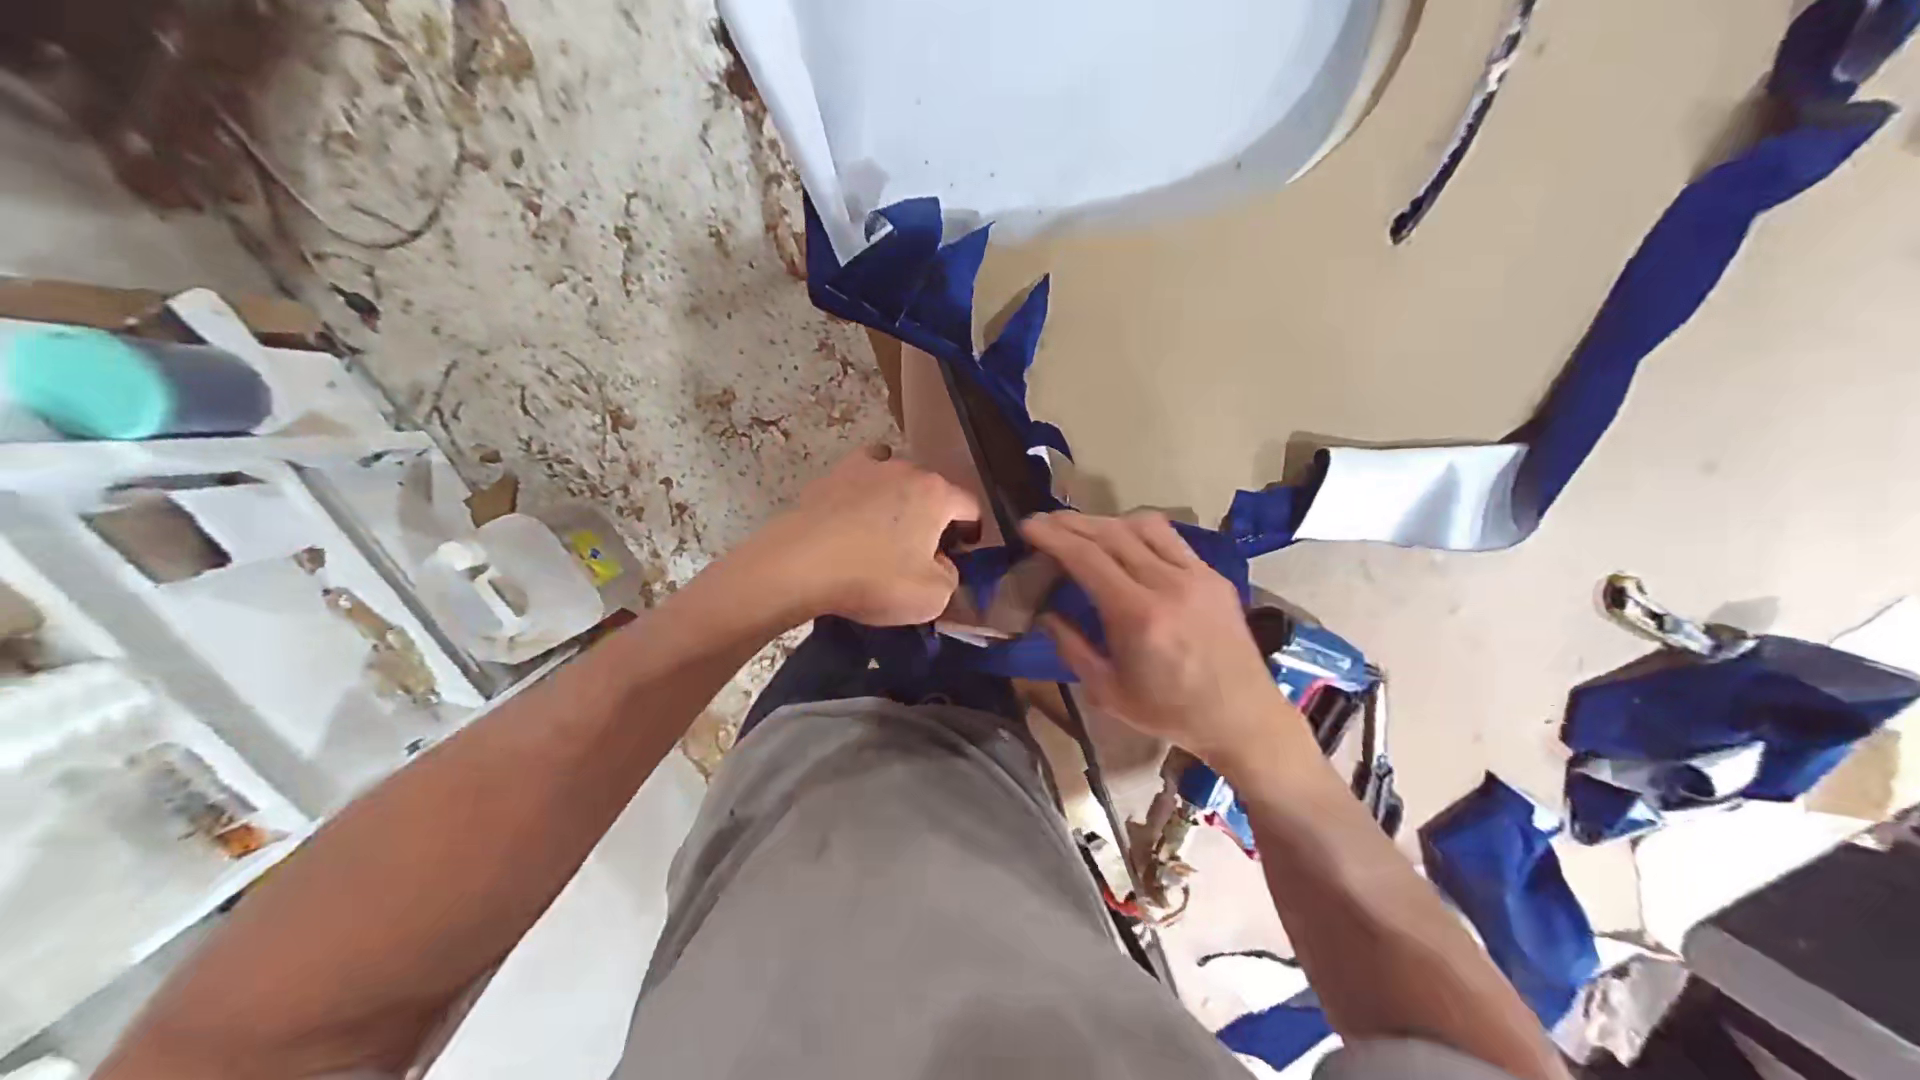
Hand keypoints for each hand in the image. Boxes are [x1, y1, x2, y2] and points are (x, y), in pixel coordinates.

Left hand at [734, 446, 980, 626]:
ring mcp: (867, 466)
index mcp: (937, 494)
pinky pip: (862, 474)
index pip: (971, 506)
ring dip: (900, 499)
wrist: (801, 565)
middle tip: (922, 550)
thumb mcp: (932, 596)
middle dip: (935, 516)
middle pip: (934, 490)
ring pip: (898, 477)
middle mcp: (907, 469)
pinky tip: (856, 510)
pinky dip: (866, 488)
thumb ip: (951, 577)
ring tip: (886, 530)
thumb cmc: (874, 578)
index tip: (959, 555)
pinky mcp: (833, 474)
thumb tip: (942, 564)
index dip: (972, 532)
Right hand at [1020, 511, 1307, 774]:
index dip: (1053, 536)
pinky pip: (1170, 538)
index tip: (1028, 525)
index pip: (1088, 558)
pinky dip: (1138, 531)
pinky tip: (1124, 541)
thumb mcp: (1107, 691)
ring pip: (1143, 525)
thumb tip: (1045, 613)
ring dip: (1105, 521)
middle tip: (1045, 522)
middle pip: (1111, 533)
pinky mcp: (1214, 575)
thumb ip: (1071, 647)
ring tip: (1082, 530)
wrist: (1243, 718)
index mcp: (1139, 616)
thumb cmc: (1170, 713)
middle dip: (1072, 522)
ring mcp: (1196, 575)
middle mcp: (1168, 584)